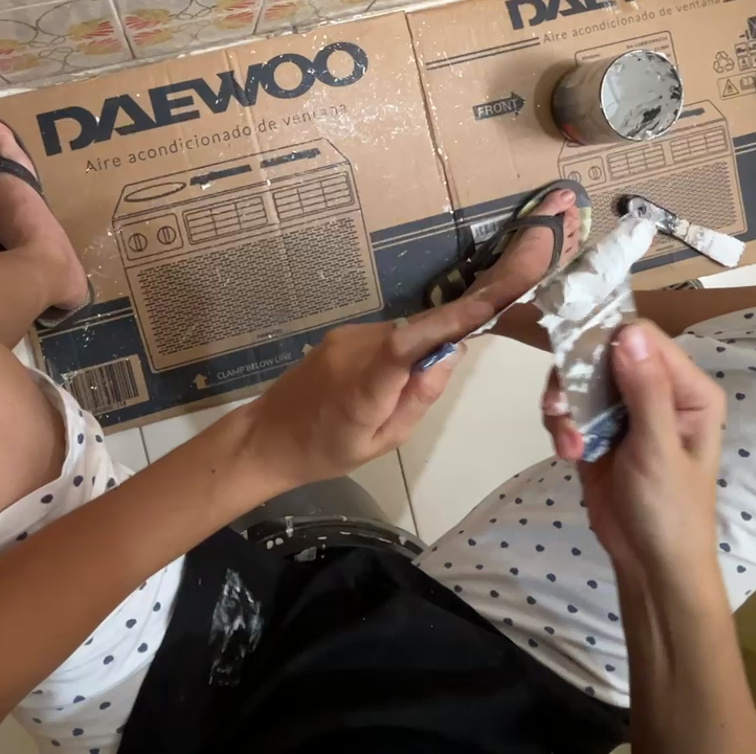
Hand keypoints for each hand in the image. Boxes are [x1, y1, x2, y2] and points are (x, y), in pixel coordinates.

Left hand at [239, 294, 494, 490]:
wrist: (269, 435)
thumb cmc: (326, 452)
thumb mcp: (383, 441)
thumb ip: (418, 398)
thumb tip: (451, 354)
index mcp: (363, 387)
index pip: (408, 343)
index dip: (448, 322)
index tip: (486, 304)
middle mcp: (352, 350)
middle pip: (414, 331)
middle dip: (446, 333)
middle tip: (465, 347)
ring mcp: (343, 337)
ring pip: (401, 331)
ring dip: (420, 345)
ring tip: (410, 384)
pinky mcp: (340, 334)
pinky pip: (384, 334)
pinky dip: (401, 346)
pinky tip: (393, 375)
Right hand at [546, 321, 725, 586]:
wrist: (648, 563)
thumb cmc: (669, 510)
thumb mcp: (658, 450)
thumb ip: (646, 390)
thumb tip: (629, 332)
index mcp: (687, 389)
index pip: (644, 338)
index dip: (607, 339)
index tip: (573, 356)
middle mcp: (656, 389)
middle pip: (602, 352)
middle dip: (573, 378)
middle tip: (558, 408)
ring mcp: (624, 408)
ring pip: (578, 377)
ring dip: (563, 406)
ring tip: (567, 443)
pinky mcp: (597, 426)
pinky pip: (568, 405)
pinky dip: (560, 425)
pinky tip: (566, 453)